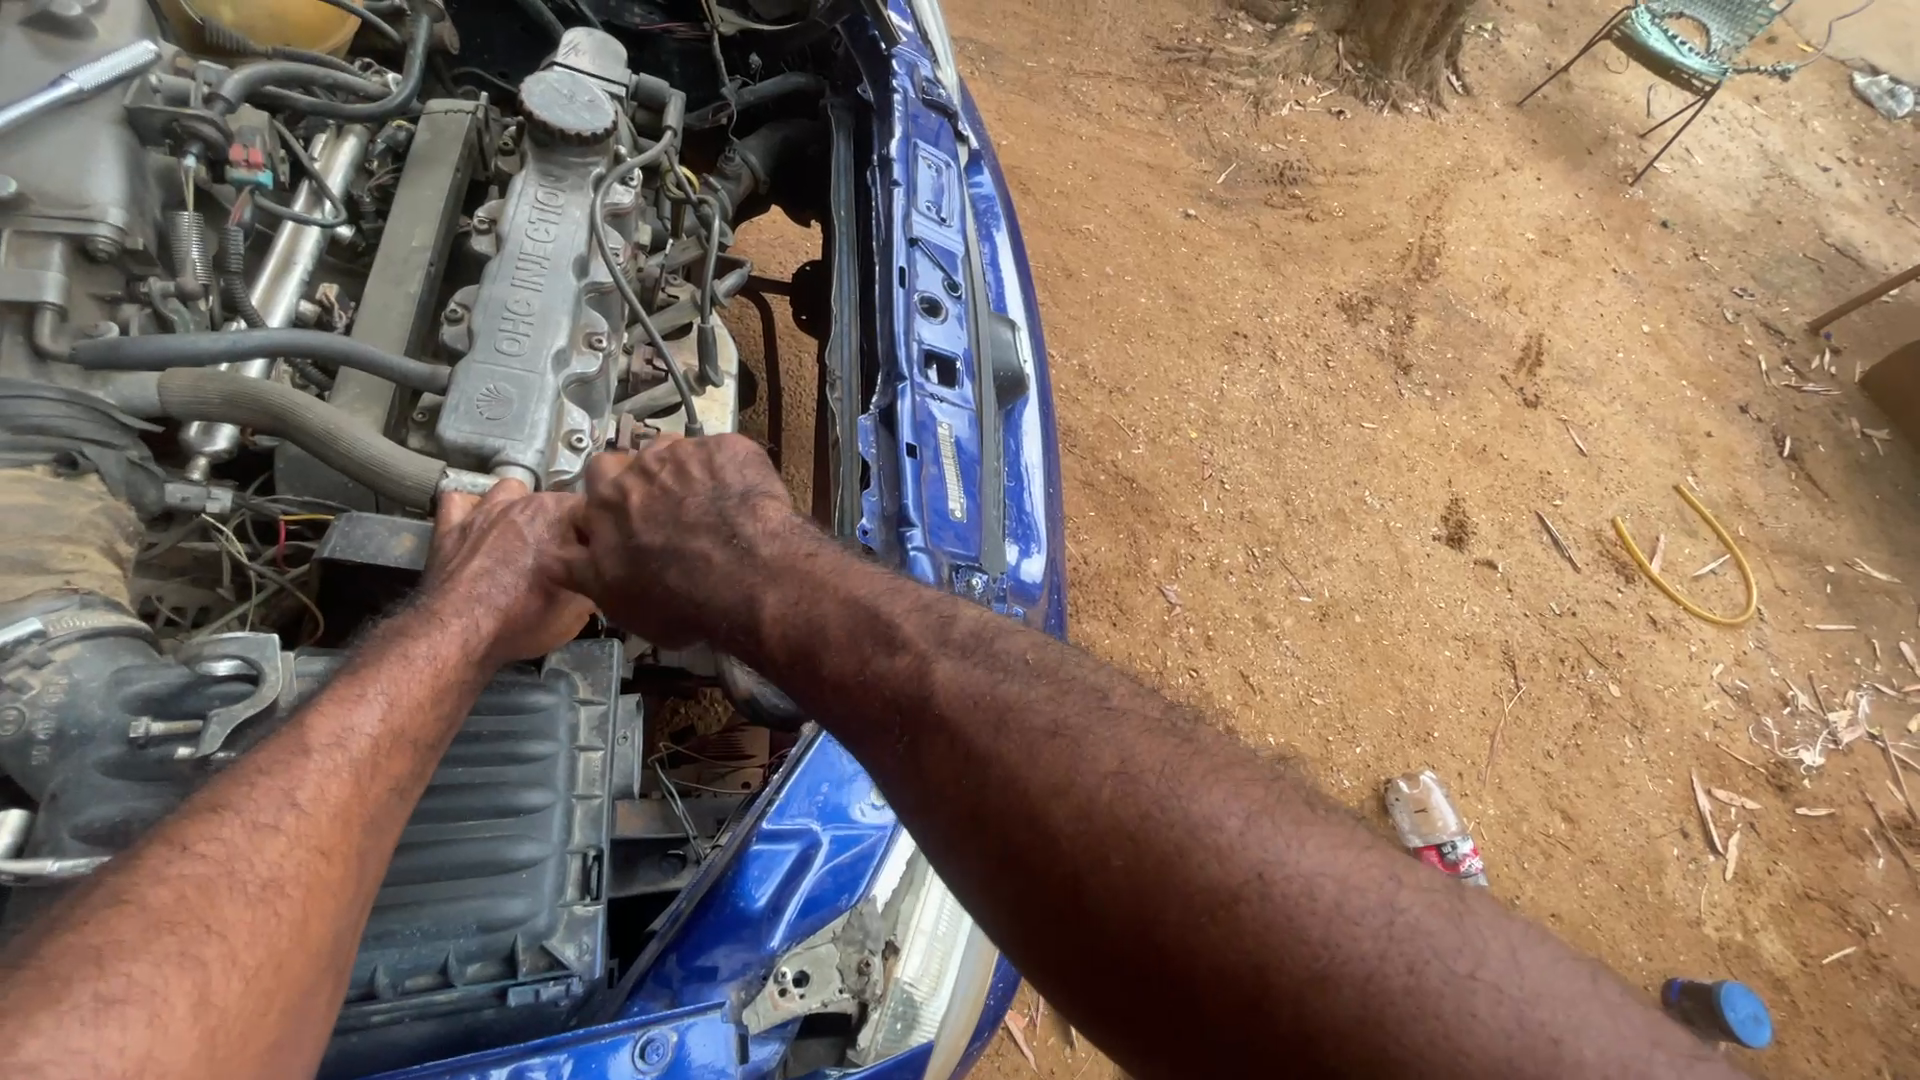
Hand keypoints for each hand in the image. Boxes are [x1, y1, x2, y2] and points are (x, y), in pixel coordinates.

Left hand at [420, 479, 595, 664]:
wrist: (461, 632)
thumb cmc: (527, 616)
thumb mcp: (583, 607)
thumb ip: (598, 576)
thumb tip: (601, 570)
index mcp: (561, 512)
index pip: (595, 510)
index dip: (602, 534)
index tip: (600, 558)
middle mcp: (524, 501)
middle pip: (555, 502)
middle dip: (564, 524)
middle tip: (566, 557)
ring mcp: (483, 510)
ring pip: (511, 491)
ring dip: (521, 508)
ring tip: (524, 536)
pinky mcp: (449, 526)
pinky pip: (461, 501)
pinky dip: (472, 511)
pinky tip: (480, 528)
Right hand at [560, 434, 805, 647]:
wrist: (753, 582)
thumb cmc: (681, 604)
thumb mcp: (616, 602)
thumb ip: (582, 572)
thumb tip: (555, 559)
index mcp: (605, 503)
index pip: (596, 485)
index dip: (616, 502)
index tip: (633, 519)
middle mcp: (639, 470)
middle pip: (634, 460)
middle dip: (647, 478)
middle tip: (671, 509)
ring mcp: (686, 454)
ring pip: (679, 452)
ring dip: (688, 472)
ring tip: (712, 504)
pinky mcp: (727, 448)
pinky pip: (724, 454)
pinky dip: (731, 472)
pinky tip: (746, 500)